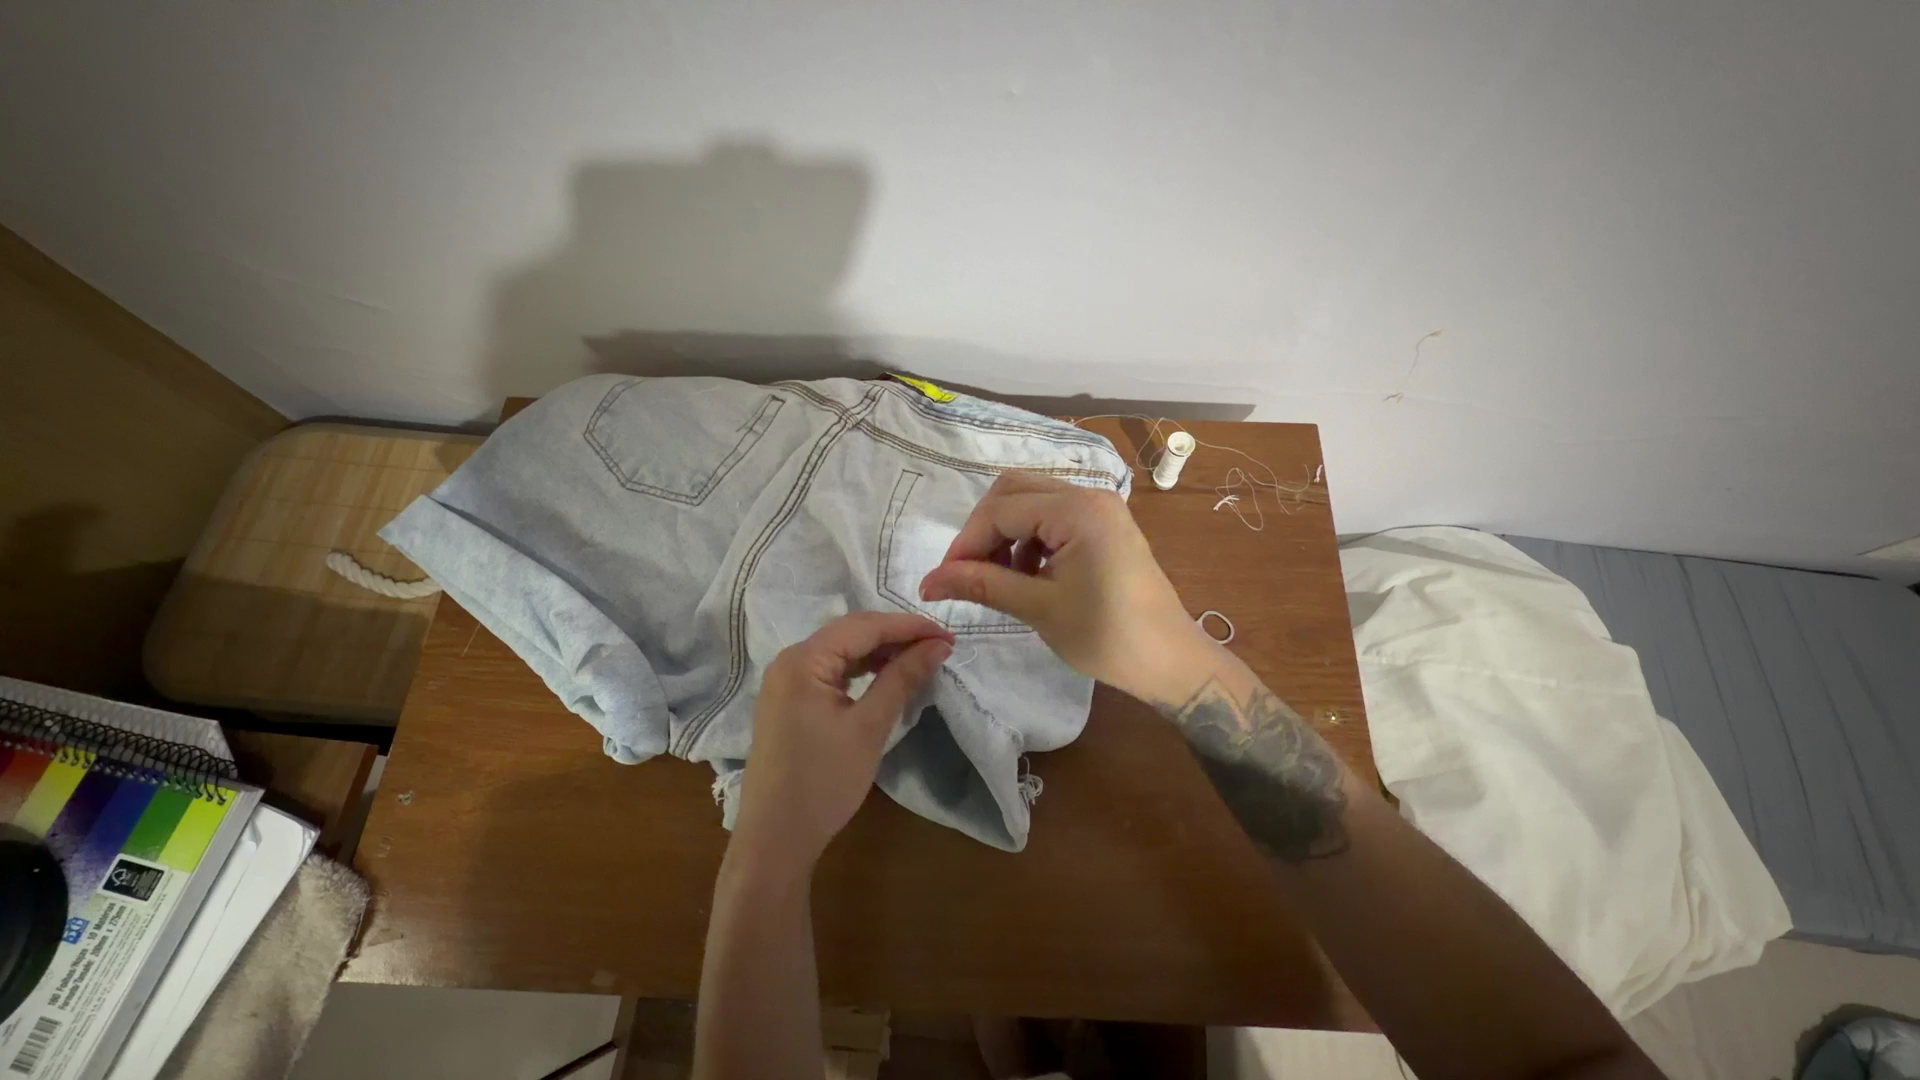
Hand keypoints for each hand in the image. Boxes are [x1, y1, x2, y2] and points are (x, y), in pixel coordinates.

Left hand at [734, 612, 953, 867]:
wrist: (775, 838)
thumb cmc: (823, 782)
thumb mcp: (868, 727)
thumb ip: (902, 679)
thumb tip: (938, 646)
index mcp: (802, 660)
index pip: (863, 627)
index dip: (908, 626)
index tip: (948, 635)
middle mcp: (789, 661)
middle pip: (850, 633)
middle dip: (896, 636)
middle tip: (940, 646)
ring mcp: (786, 682)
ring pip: (841, 652)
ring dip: (880, 652)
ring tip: (920, 660)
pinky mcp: (789, 701)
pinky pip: (830, 672)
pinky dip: (861, 670)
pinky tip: (886, 677)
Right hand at [918, 472, 1212, 701]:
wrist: (1170, 660)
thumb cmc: (1106, 636)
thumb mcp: (1038, 608)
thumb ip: (982, 584)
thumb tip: (929, 582)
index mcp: (1077, 510)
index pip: (1001, 510)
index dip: (966, 543)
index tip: (944, 581)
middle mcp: (1089, 495)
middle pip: (1014, 491)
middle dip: (984, 530)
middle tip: (968, 573)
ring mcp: (1101, 508)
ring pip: (1032, 502)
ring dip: (1006, 534)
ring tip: (999, 580)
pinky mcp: (1105, 525)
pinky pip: (1054, 517)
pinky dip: (1030, 539)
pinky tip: (1027, 576)